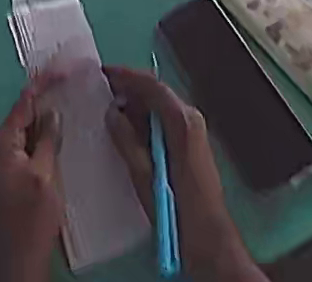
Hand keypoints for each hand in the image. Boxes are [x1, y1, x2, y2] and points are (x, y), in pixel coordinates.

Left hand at [0, 74, 65, 281]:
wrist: (22, 261)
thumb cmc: (32, 219)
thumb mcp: (45, 175)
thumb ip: (47, 139)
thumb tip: (53, 111)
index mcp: (4, 143)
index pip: (24, 101)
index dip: (44, 80)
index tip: (65, 67)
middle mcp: (1, 147)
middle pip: (25, 109)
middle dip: (46, 90)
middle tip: (70, 74)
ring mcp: (8, 161)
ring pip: (29, 124)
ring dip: (48, 108)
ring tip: (69, 91)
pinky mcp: (17, 172)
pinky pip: (31, 139)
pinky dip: (46, 128)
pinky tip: (62, 125)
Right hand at [104, 66, 266, 281]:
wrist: (209, 239)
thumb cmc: (175, 208)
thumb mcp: (143, 175)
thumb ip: (126, 140)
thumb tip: (112, 110)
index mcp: (182, 120)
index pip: (152, 85)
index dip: (127, 76)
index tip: (104, 72)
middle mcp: (190, 116)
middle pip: (157, 92)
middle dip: (130, 88)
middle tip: (102, 90)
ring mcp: (193, 129)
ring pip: (160, 105)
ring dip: (137, 104)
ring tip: (110, 108)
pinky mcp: (192, 142)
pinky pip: (165, 120)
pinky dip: (146, 119)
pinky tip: (129, 128)